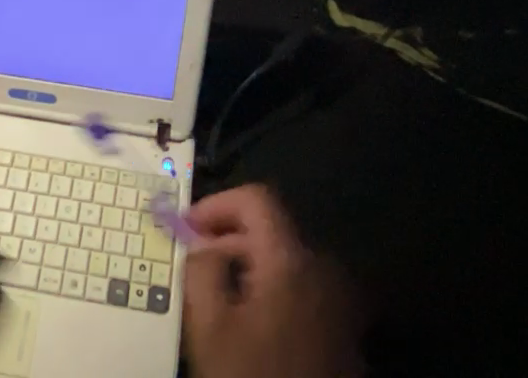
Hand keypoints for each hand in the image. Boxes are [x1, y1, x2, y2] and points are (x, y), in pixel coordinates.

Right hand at [182, 185, 359, 377]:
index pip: (255, 199)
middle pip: (270, 229)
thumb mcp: (209, 327)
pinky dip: (270, 288)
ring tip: (215, 299)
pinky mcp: (342, 326)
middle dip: (226, 239)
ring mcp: (337, 298)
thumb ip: (200, 269)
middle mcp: (323, 268)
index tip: (185, 230)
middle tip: (192, 266)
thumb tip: (200, 241)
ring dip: (246, 266)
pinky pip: (300, 287)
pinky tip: (248, 322)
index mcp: (293, 259)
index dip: (215, 205)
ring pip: (283, 260)